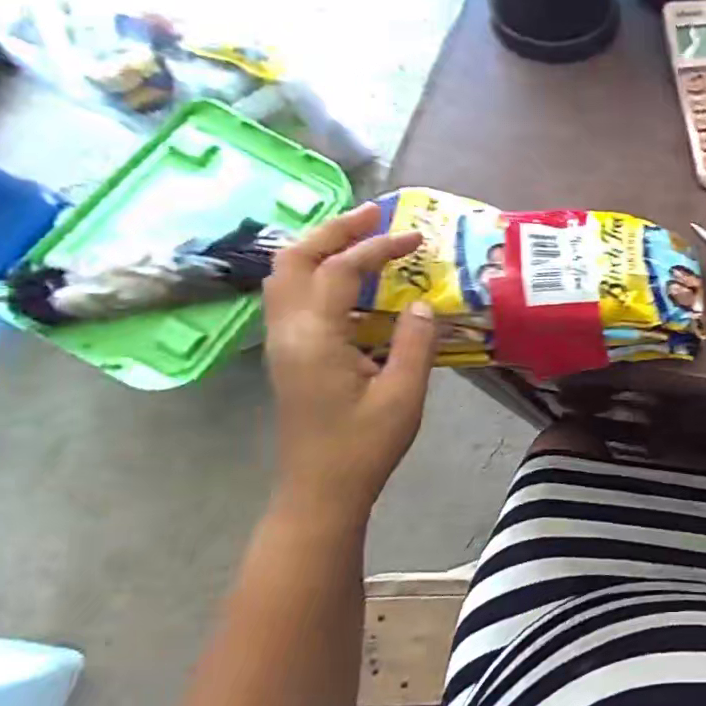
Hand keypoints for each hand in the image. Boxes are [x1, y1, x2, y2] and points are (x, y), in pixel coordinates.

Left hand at [263, 202, 438, 514]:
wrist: (321, 490)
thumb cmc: (363, 446)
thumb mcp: (403, 395)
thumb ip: (415, 343)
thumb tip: (423, 303)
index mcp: (315, 337)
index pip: (341, 270)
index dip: (378, 248)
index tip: (414, 238)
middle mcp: (288, 331)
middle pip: (294, 258)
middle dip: (333, 229)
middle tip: (374, 215)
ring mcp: (282, 343)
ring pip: (284, 275)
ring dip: (319, 247)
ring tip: (358, 236)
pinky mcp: (288, 355)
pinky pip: (291, 296)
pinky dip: (316, 272)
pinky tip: (348, 280)